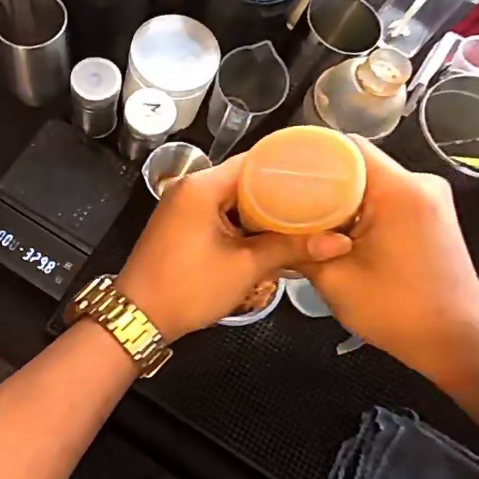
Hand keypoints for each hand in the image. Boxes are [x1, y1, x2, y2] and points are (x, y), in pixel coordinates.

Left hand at [116, 156, 350, 338]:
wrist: (139, 317)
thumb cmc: (188, 288)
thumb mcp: (245, 266)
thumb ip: (292, 248)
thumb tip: (339, 242)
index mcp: (202, 186)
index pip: (256, 161)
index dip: (291, 168)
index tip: (323, 176)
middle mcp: (190, 189)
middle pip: (245, 179)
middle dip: (281, 192)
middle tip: (320, 201)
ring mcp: (182, 208)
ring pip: (233, 199)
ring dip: (263, 210)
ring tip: (302, 218)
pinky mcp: (181, 227)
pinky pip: (219, 214)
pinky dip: (243, 223)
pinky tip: (269, 236)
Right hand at [299, 137, 478, 383]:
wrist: (454, 339)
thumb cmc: (397, 311)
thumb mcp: (334, 281)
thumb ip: (299, 250)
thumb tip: (272, 233)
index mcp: (399, 190)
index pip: (346, 149)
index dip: (309, 158)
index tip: (279, 175)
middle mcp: (420, 184)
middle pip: (357, 165)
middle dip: (320, 183)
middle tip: (283, 203)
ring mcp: (429, 199)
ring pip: (370, 183)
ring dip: (340, 200)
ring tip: (305, 221)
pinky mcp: (430, 215)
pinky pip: (385, 199)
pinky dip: (360, 212)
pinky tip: (336, 233)